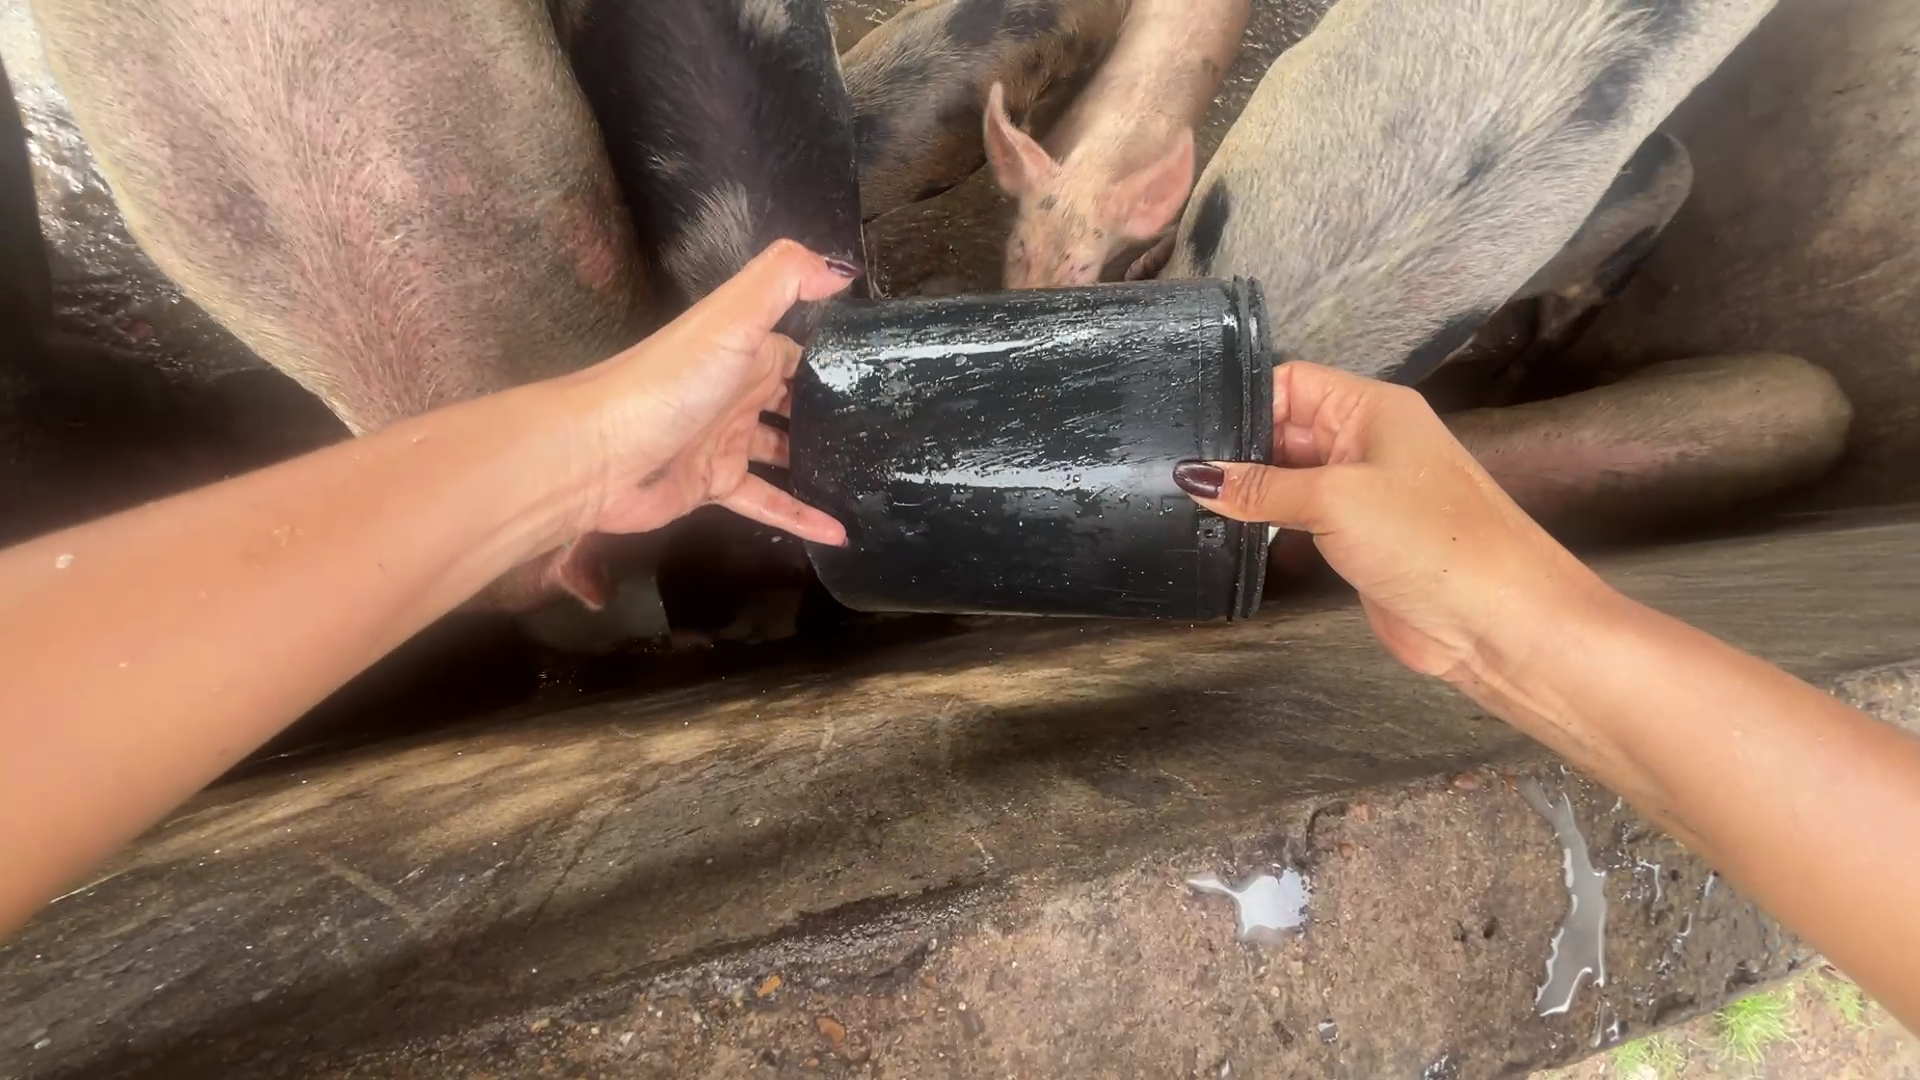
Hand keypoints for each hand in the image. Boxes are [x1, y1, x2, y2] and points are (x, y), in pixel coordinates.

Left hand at [560, 239, 855, 545]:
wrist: (598, 453)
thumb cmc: (668, 382)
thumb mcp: (731, 318)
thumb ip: (785, 281)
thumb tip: (843, 267)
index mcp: (744, 353)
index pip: (799, 355)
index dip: (835, 364)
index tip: (881, 380)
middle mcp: (737, 394)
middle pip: (794, 405)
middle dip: (830, 416)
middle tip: (880, 436)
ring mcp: (726, 442)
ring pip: (784, 454)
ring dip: (819, 465)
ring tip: (867, 479)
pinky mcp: (716, 484)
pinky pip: (769, 501)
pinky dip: (801, 517)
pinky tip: (837, 532)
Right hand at [1173, 362, 1599, 680]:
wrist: (1496, 621)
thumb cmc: (1426, 539)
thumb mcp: (1333, 499)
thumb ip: (1259, 487)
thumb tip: (1194, 475)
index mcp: (1370, 408)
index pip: (1291, 383)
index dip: (1245, 401)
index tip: (1193, 430)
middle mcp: (1363, 441)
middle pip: (1283, 428)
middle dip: (1236, 448)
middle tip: (1179, 470)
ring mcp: (1358, 489)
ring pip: (1285, 474)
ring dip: (1247, 488)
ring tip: (1190, 500)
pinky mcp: (1351, 533)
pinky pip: (1295, 513)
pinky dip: (1263, 519)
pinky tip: (1226, 529)